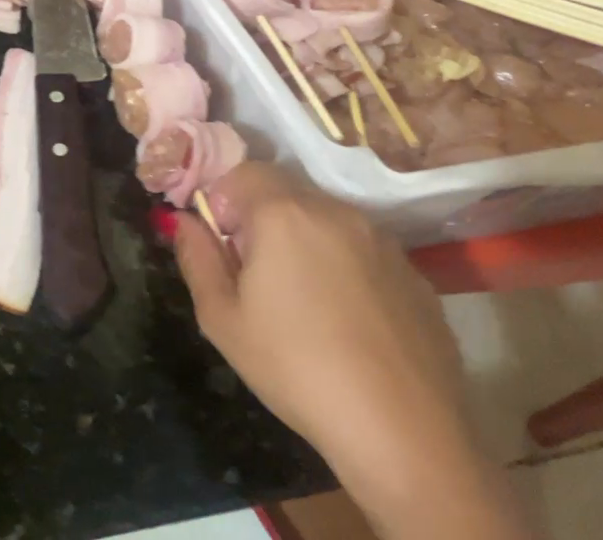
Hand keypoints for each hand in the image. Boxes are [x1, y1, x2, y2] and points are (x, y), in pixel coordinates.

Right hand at [173, 164, 505, 525]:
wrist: (404, 432)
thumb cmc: (294, 368)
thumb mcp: (221, 318)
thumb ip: (196, 257)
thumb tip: (185, 221)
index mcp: (284, 215)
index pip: (242, 171)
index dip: (222, 199)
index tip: (218, 242)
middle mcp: (337, 214)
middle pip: (286, 192)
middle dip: (260, 218)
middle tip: (252, 273)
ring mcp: (385, 244)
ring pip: (327, 222)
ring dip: (304, 242)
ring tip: (300, 301)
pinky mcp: (417, 277)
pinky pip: (364, 253)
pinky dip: (344, 269)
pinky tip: (344, 322)